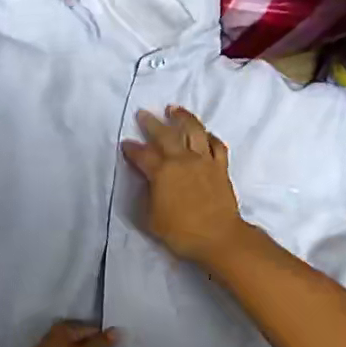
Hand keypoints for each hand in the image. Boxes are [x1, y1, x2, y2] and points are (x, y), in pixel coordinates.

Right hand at [121, 106, 253, 264]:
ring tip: (174, 109)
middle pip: (165, 134)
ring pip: (194, 131)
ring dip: (182, 118)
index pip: (142, 154)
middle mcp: (182, 160)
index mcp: (161, 172)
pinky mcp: (220, 167)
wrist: (218, 237)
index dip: (131, 149)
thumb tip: (146, 182)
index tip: (125, 144)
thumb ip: (146, 195)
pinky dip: (209, 136)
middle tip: (143, 113)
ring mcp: (204, 161)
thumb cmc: (179, 232)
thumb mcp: (150, 218)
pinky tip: (204, 134)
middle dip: (152, 123)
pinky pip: (216, 145)